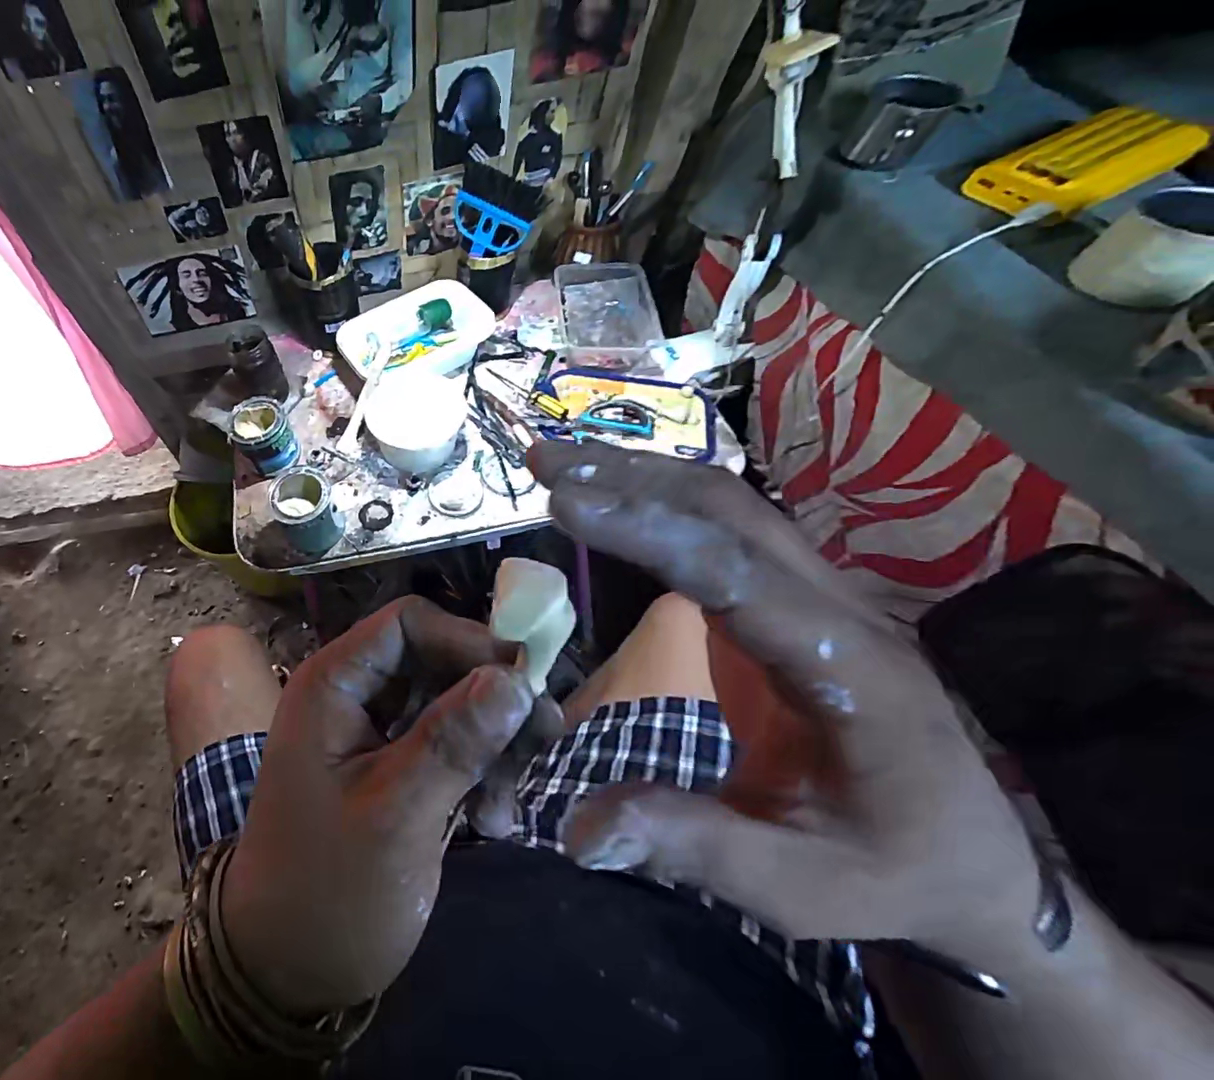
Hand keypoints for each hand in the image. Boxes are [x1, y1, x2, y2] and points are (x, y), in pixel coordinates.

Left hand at [219, 597, 536, 1012]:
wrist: (288, 962)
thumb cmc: (329, 887)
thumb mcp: (396, 813)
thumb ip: (453, 741)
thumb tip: (515, 678)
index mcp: (332, 685)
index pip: (407, 624)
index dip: (469, 641)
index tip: (525, 686)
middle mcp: (350, 696)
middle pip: (437, 661)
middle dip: (491, 700)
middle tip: (545, 744)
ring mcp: (371, 733)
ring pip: (450, 704)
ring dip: (492, 745)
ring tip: (507, 812)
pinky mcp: (392, 769)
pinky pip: (447, 746)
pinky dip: (478, 773)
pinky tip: (495, 823)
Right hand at [526, 440, 1043, 964]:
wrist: (960, 865)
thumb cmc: (884, 872)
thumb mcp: (794, 885)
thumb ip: (689, 843)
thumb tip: (576, 830)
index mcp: (845, 668)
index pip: (733, 572)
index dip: (645, 531)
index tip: (560, 501)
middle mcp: (835, 611)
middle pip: (730, 511)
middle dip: (630, 476)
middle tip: (541, 460)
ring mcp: (812, 601)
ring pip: (724, 508)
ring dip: (638, 476)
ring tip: (555, 463)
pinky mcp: (782, 607)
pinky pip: (716, 535)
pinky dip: (652, 504)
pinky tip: (605, 501)